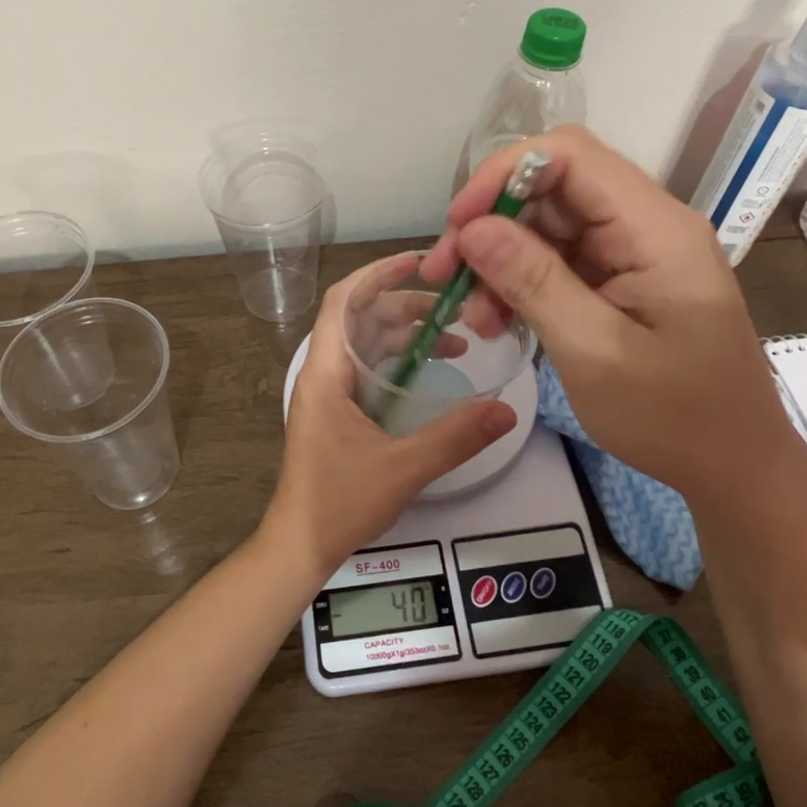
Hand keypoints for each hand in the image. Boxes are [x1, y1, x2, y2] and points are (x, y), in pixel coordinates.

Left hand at [261, 254, 517, 571]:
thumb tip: (506, 409)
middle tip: (456, 310)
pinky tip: (431, 373)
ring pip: (366, 345)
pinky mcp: (336, 412)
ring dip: (406, 336)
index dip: (377, 274)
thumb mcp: (403, 468)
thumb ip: (455, 437)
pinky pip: (367, 369)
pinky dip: (398, 362)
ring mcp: (327, 394)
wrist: (300, 544)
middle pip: (360, 319)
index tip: (418, 261)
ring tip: (456, 342)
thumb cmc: (340, 502)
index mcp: (325, 373)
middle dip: (407, 307)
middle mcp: (322, 374)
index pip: (343, 301)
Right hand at [419, 127, 795, 495]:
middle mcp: (646, 225)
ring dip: (499, 260)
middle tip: (444, 274)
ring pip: (548, 226)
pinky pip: (559, 261)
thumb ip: (534, 282)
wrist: (733, 467)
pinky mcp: (622, 281)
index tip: (457, 225)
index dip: (504, 174)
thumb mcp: (595, 353)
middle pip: (553, 187)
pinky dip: (520, 284)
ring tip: (472, 315)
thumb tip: (473, 228)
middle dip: (491, 222)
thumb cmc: (674, 417)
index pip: (571, 155)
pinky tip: (498, 321)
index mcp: (655, 229)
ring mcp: (633, 254)